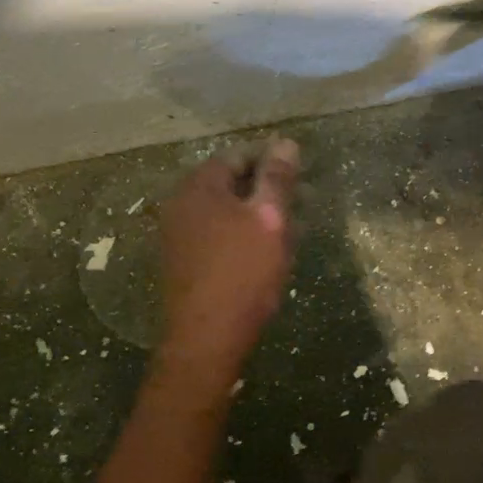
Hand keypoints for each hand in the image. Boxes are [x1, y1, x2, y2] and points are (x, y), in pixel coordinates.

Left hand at [156, 138, 300, 372]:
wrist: (206, 340)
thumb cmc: (242, 272)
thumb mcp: (269, 218)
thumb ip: (277, 178)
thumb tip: (285, 142)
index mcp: (199, 186)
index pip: (238, 155)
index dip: (271, 159)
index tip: (301, 172)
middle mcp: (182, 203)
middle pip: (230, 183)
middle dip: (267, 187)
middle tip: (303, 200)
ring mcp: (179, 234)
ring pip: (226, 211)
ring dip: (258, 213)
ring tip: (293, 226)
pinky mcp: (184, 262)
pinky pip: (218, 234)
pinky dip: (243, 234)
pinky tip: (268, 251)